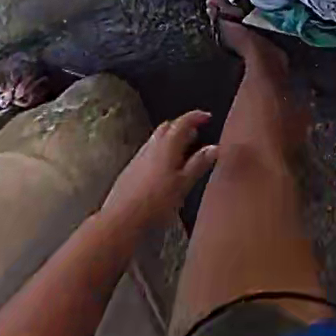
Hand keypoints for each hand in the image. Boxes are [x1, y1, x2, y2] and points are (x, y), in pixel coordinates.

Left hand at [101, 111, 217, 229]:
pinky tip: (164, 168)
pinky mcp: (130, 169)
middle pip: (168, 126)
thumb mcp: (184, 184)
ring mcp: (139, 156)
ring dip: (170, 138)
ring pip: (157, 138)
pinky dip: (160, 151)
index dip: (196, 117)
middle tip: (196, 134)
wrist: (121, 219)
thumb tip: (215, 147)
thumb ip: (199, 163)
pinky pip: (148, 151)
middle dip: (182, 126)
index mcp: (167, 145)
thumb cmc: (157, 201)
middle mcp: (152, 146)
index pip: (183, 122)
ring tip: (183, 150)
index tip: (207, 117)